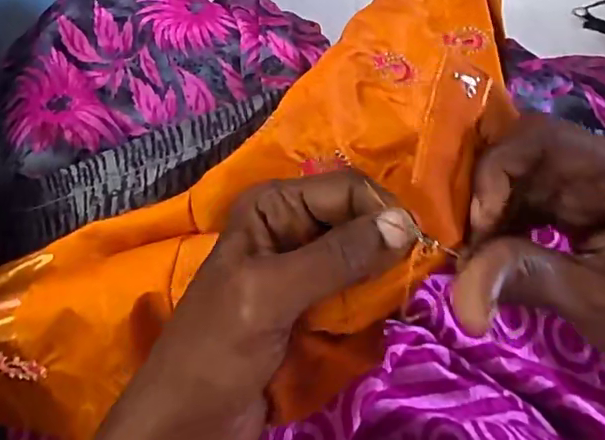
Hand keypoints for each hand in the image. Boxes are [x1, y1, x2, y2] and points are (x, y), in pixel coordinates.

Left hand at [95, 171, 418, 439]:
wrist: (186, 421)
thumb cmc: (217, 346)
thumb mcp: (272, 294)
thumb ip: (336, 258)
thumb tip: (404, 223)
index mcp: (274, 204)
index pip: (345, 188)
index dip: (382, 211)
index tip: (417, 248)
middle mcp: (291, 225)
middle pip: (357, 219)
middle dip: (386, 244)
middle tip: (415, 277)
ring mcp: (302, 266)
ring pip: (362, 256)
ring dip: (383, 278)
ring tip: (399, 300)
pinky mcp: (312, 305)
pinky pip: (355, 292)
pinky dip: (371, 303)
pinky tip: (383, 316)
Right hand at [452, 114, 604, 439]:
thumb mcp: (593, 303)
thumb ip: (523, 276)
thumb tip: (457, 286)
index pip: (547, 139)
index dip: (501, 167)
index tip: (479, 220)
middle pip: (533, 148)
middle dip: (493, 185)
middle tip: (470, 230)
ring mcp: (604, 184)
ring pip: (529, 170)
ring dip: (497, 202)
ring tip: (476, 242)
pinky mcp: (592, 205)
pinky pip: (537, 194)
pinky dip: (511, 216)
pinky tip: (494, 243)